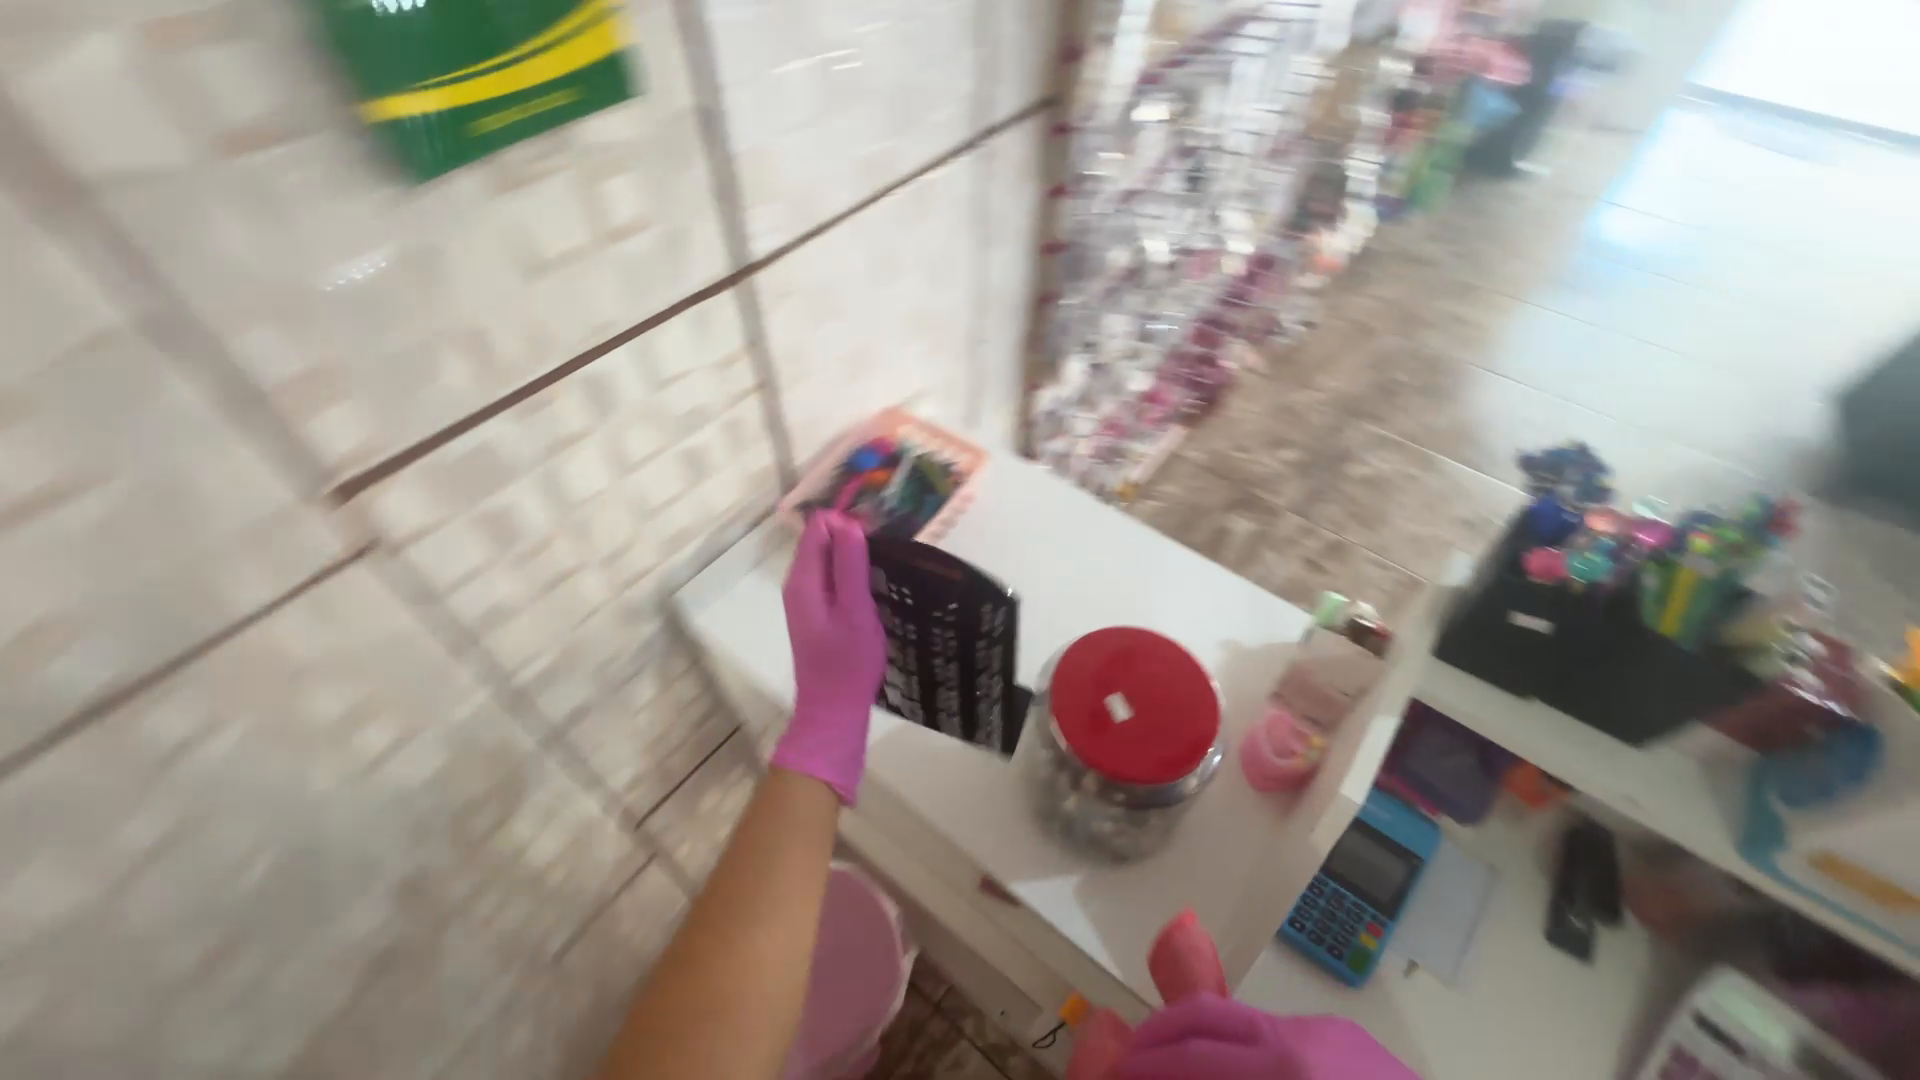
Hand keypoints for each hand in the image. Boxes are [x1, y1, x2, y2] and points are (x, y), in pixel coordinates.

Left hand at [770, 512, 884, 804]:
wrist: (834, 709)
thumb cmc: (847, 661)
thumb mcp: (855, 609)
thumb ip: (851, 564)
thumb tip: (849, 522)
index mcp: (804, 578)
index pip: (819, 525)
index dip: (849, 522)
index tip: (880, 535)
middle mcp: (800, 582)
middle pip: (824, 539)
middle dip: (854, 537)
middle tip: (890, 551)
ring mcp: (808, 598)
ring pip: (831, 559)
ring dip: (857, 557)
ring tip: (889, 565)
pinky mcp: (819, 612)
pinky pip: (835, 579)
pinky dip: (854, 576)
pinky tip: (877, 586)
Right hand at [1115, 996, 1413, 1079]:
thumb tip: (1150, 1060)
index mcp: (1286, 1073)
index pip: (1190, 1056)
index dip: (1143, 1068)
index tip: (1117, 1076)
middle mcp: (1304, 1038)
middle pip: (1205, 1016)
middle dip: (1158, 1038)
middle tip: (1130, 1064)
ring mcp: (1331, 1032)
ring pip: (1240, 1021)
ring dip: (1199, 1041)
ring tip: (1179, 1070)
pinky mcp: (1351, 1039)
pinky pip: (1277, 1034)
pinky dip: (1243, 1053)